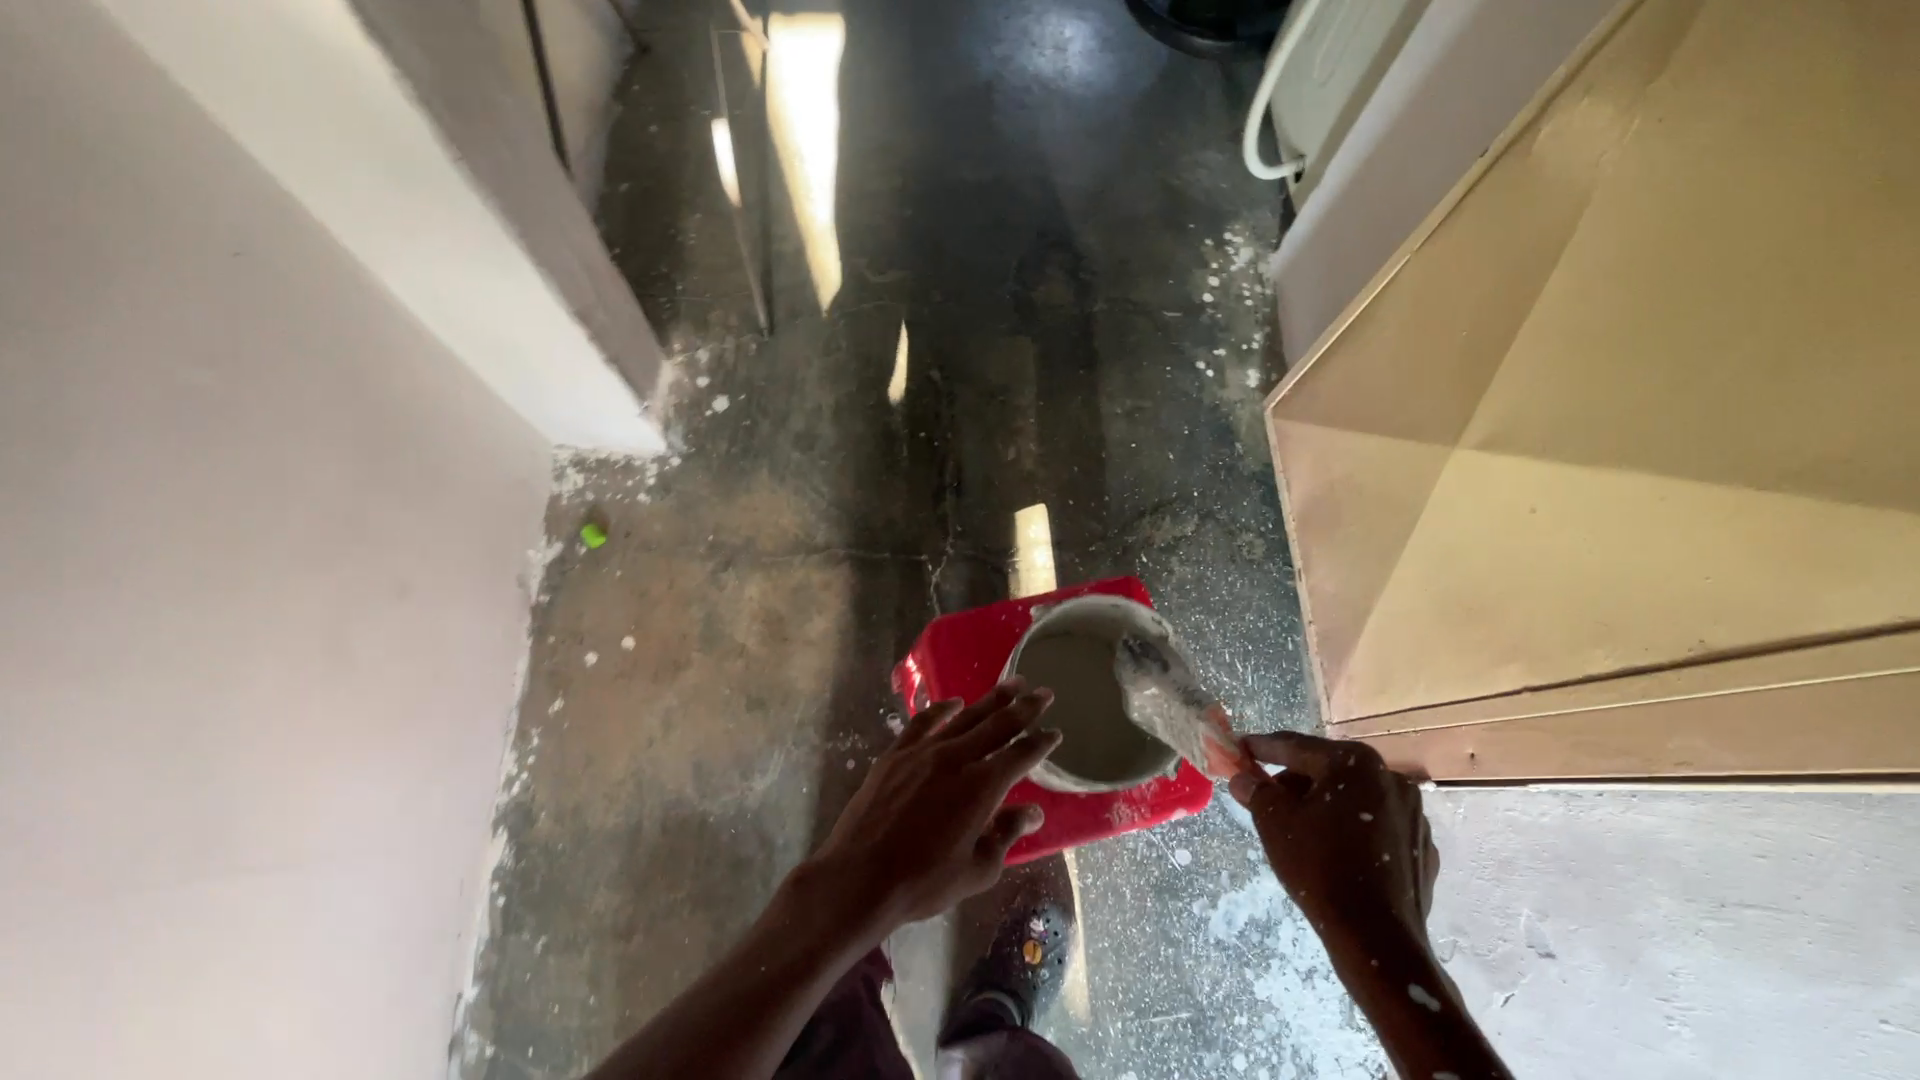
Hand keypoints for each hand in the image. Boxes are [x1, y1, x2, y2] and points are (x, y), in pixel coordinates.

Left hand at [804, 679, 1061, 929]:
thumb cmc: (923, 882)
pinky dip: (941, 709)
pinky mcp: (895, 755)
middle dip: (1025, 708)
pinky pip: (923, 723)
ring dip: (990, 700)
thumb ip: (1006, 834)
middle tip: (1044, 691)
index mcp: (982, 787)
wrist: (860, 877)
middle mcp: (956, 759)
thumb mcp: (978, 869)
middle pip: (997, 725)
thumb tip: (1033, 812)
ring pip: (964, 717)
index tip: (1055, 732)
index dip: (1041, 743)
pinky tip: (953, 703)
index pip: (1020, 756)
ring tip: (1011, 684)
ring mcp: (922, 753)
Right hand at [1229, 732, 1438, 947]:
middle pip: (1329, 770)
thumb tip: (1243, 778)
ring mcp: (1413, 814)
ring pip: (1355, 798)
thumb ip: (1257, 791)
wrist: (1376, 936)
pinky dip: (1352, 830)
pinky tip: (1335, 853)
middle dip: (1295, 781)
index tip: (1241, 747)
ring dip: (1325, 805)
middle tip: (1267, 796)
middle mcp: (1390, 778)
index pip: (1296, 746)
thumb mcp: (1274, 822)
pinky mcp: (1422, 847)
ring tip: (1299, 828)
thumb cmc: (1319, 866)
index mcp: (1354, 763)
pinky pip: (1376, 827)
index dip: (1263, 747)